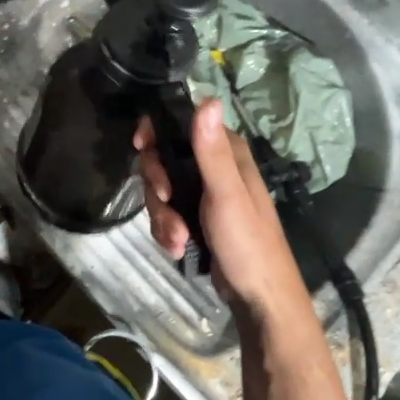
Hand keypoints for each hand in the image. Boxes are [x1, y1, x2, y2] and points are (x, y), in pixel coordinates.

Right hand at [134, 101, 308, 318]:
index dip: (156, 132)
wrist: (259, 300)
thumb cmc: (248, 242)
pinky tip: (178, 247)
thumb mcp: (226, 194)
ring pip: (161, 190)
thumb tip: (208, 98)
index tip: (141, 147)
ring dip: (163, 215)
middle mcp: (215, 169)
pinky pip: (167, 214)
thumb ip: (211, 150)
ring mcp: (204, 195)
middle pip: (164, 159)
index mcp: (227, 153)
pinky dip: (167, 230)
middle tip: (164, 200)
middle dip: (157, 185)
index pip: (182, 124)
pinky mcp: (196, 219)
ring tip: (177, 239)